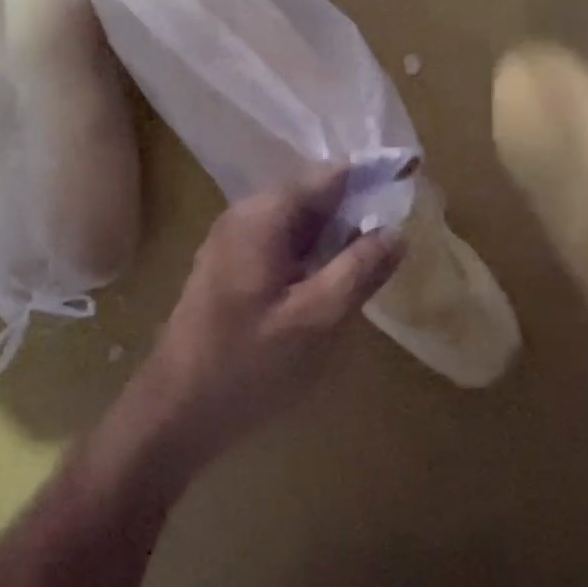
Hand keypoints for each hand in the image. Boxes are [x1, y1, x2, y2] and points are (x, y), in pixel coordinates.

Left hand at [144, 167, 405, 458]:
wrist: (175, 412)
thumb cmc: (247, 365)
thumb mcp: (317, 318)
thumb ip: (360, 270)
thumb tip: (398, 231)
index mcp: (263, 216)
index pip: (331, 174)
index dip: (374, 179)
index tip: (412, 189)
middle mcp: (244, 216)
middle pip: (315, 196)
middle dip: (357, 212)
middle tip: (395, 244)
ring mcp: (233, 243)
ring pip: (300, 224)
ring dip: (337, 238)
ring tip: (373, 265)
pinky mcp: (230, 269)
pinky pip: (283, 246)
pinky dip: (313, 257)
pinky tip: (333, 286)